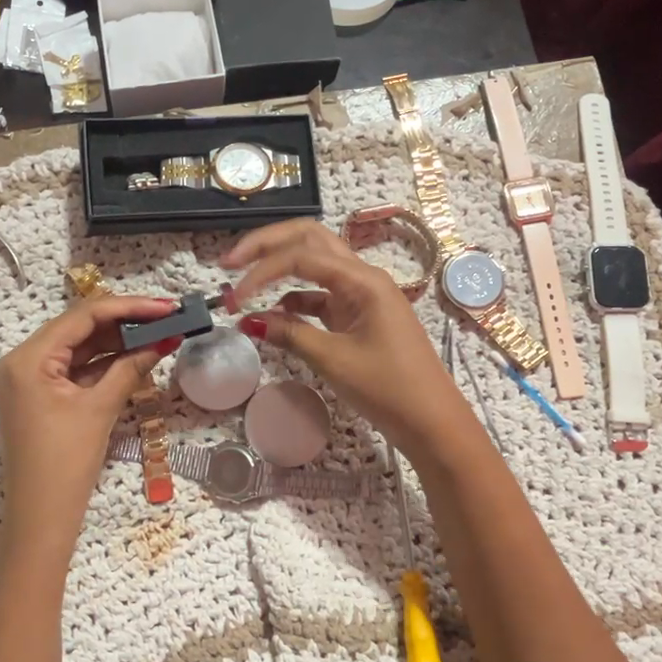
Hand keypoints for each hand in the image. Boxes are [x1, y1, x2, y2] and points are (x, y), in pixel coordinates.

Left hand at [0, 295, 177, 550]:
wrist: (41, 519)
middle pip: (79, 328)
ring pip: (79, 347)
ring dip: (118, 342)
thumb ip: (130, 367)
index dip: (128, 308)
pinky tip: (138, 356)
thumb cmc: (65, 464)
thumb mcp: (99, 409)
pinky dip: (105, 364)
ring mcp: (28, 379)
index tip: (166, 306)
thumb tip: (165, 339)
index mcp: (27, 359)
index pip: (82, 316)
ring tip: (160, 333)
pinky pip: (75, 369)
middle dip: (125, 322)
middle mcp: (21, 361)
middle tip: (168, 317)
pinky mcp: (39, 396)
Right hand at [223, 220, 474, 455]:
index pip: (301, 256)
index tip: (233, 297)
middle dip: (267, 246)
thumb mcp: (334, 360)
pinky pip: (320, 296)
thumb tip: (249, 321)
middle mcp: (362, 277)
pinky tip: (272, 317)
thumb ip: (290, 334)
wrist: (432, 421)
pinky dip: (293, 301)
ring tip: (243, 288)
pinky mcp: (359, 316)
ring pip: (314, 264)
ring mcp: (362, 296)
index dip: (261, 270)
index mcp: (362, 280)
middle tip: (229, 262)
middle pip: (309, 240)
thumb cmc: (389, 389)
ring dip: (278, 270)